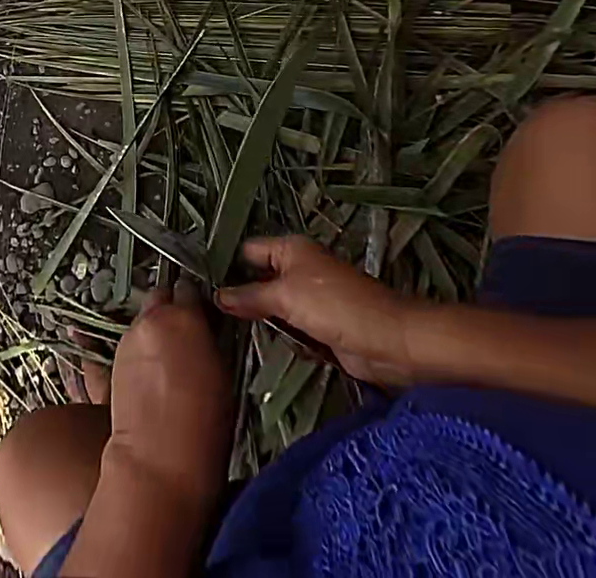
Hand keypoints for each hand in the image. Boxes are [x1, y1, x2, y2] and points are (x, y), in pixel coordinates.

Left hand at [104, 279, 232, 503]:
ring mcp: (128, 336)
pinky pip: (132, 340)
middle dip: (172, 306)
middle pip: (160, 297)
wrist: (157, 456)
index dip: (198, 300)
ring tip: (171, 354)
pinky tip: (154, 369)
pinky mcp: (113, 355)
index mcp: (183, 318)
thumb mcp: (223, 373)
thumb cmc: (204, 423)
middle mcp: (151, 320)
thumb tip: (207, 326)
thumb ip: (210, 338)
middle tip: (188, 329)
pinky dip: (143, 346)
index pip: (189, 290)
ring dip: (157, 327)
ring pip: (145, 318)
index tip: (205, 312)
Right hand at [215, 236, 422, 385]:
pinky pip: (292, 328)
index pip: (247, 250)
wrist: (393, 343)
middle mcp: (299, 269)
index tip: (202, 282)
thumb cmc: (335, 307)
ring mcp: (311, 298)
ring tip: (238, 331)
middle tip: (213, 312)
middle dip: (242, 296)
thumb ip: (247, 297)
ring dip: (264, 320)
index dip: (227, 264)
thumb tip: (217, 296)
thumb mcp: (284, 297)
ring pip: (273, 307)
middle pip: (258, 280)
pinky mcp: (322, 325)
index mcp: (290, 249)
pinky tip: (280, 345)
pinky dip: (287, 337)